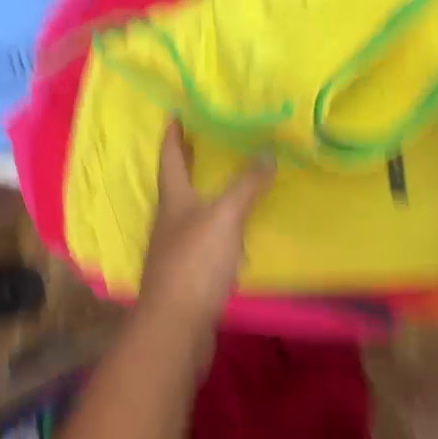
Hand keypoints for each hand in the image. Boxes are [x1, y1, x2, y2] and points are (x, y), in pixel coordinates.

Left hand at [138, 126, 274, 329]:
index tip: (177, 111)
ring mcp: (175, 248)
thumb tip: (267, 152)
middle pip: (177, 182)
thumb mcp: (225, 217)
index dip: (173, 133)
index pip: (169, 156)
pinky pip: (202, 238)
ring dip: (204, 192)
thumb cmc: (195, 262)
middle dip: (188, 160)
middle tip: (204, 137)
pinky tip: (234, 232)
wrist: (176, 327)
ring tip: (227, 180)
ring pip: (190, 210)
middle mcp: (169, 218)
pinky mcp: (187, 274)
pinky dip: (216, 226)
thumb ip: (246, 185)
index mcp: (173, 198)